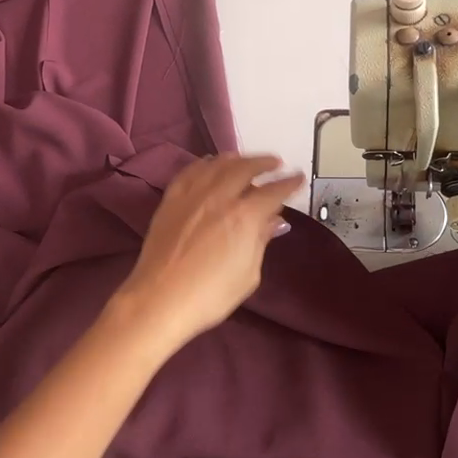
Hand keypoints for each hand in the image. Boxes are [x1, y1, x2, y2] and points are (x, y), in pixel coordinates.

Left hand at [112, 154, 303, 351]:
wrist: (159, 299)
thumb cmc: (209, 295)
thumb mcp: (248, 274)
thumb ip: (260, 241)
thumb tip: (272, 221)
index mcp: (244, 216)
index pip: (273, 192)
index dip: (289, 184)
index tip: (298, 178)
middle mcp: (219, 197)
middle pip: (245, 168)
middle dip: (264, 163)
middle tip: (276, 163)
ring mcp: (191, 195)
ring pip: (217, 164)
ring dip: (236, 158)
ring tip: (246, 160)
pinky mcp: (170, 200)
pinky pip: (190, 172)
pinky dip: (205, 164)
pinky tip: (210, 166)